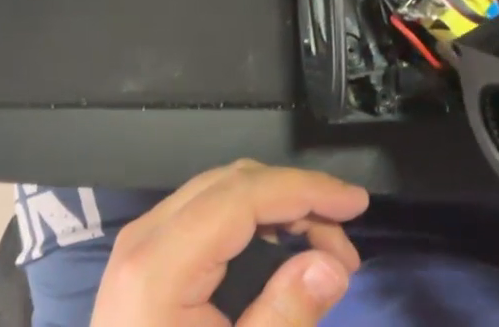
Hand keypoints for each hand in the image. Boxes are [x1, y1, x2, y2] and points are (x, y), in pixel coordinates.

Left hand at [91, 160, 368, 326]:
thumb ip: (284, 318)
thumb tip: (331, 264)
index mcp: (159, 264)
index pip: (241, 196)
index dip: (303, 190)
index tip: (356, 203)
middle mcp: (145, 236)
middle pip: (231, 184)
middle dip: (296, 199)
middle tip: (345, 247)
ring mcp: (141, 241)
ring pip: (219, 192)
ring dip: (276, 208)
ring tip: (323, 253)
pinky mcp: (145, 254)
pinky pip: (205, 213)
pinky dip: (249, 220)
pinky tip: (281, 251)